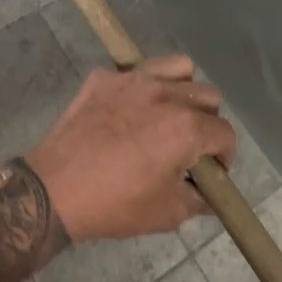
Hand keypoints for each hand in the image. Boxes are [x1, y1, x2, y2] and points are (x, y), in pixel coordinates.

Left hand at [24, 54, 236, 240]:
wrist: (56, 188)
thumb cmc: (115, 204)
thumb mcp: (168, 213)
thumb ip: (198, 199)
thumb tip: (208, 193)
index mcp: (186, 127)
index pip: (225, 133)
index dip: (224, 156)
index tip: (211, 171)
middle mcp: (165, 94)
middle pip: (208, 95)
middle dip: (207, 121)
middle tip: (190, 145)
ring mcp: (133, 79)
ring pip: (178, 67)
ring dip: (182, 90)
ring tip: (168, 115)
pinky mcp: (104, 76)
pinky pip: (136, 70)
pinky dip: (140, 86)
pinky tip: (128, 111)